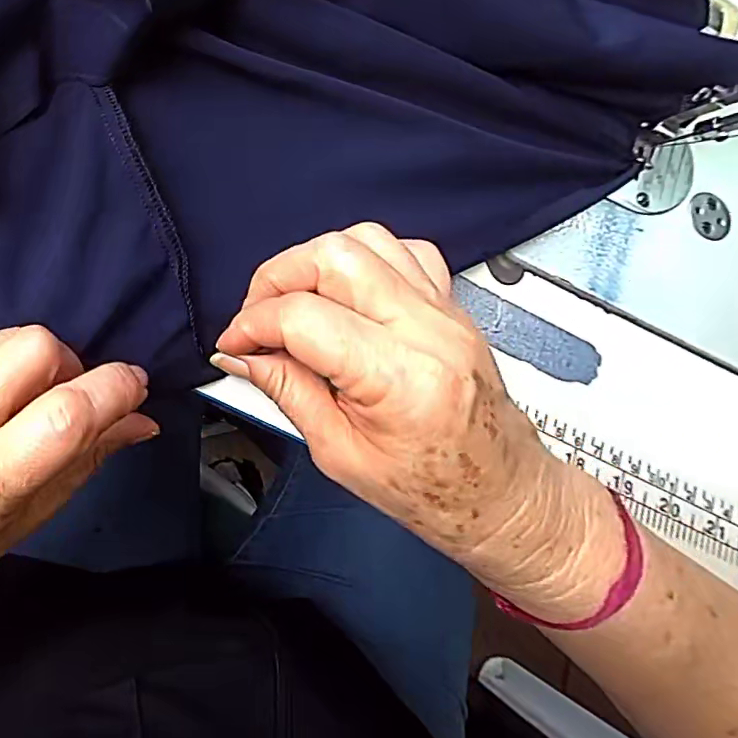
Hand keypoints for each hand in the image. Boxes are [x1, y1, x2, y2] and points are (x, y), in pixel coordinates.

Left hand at [0, 326, 158, 631]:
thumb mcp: (28, 519)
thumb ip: (86, 460)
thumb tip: (140, 419)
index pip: (63, 415)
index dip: (112, 389)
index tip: (134, 385)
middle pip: (35, 348)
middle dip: (70, 366)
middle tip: (68, 400)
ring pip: (8, 337)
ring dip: (37, 361)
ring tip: (27, 401)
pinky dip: (1, 364)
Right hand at [210, 223, 624, 620]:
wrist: (505, 495)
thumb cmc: (429, 488)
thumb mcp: (335, 452)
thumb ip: (285, 390)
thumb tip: (241, 356)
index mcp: (400, 380)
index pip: (302, 317)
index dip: (249, 326)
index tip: (232, 346)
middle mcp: (430, 333)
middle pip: (332, 258)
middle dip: (273, 280)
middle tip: (255, 319)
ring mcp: (445, 313)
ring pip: (363, 241)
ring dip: (310, 265)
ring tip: (291, 302)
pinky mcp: (450, 306)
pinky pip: (399, 250)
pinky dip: (355, 262)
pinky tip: (337, 294)